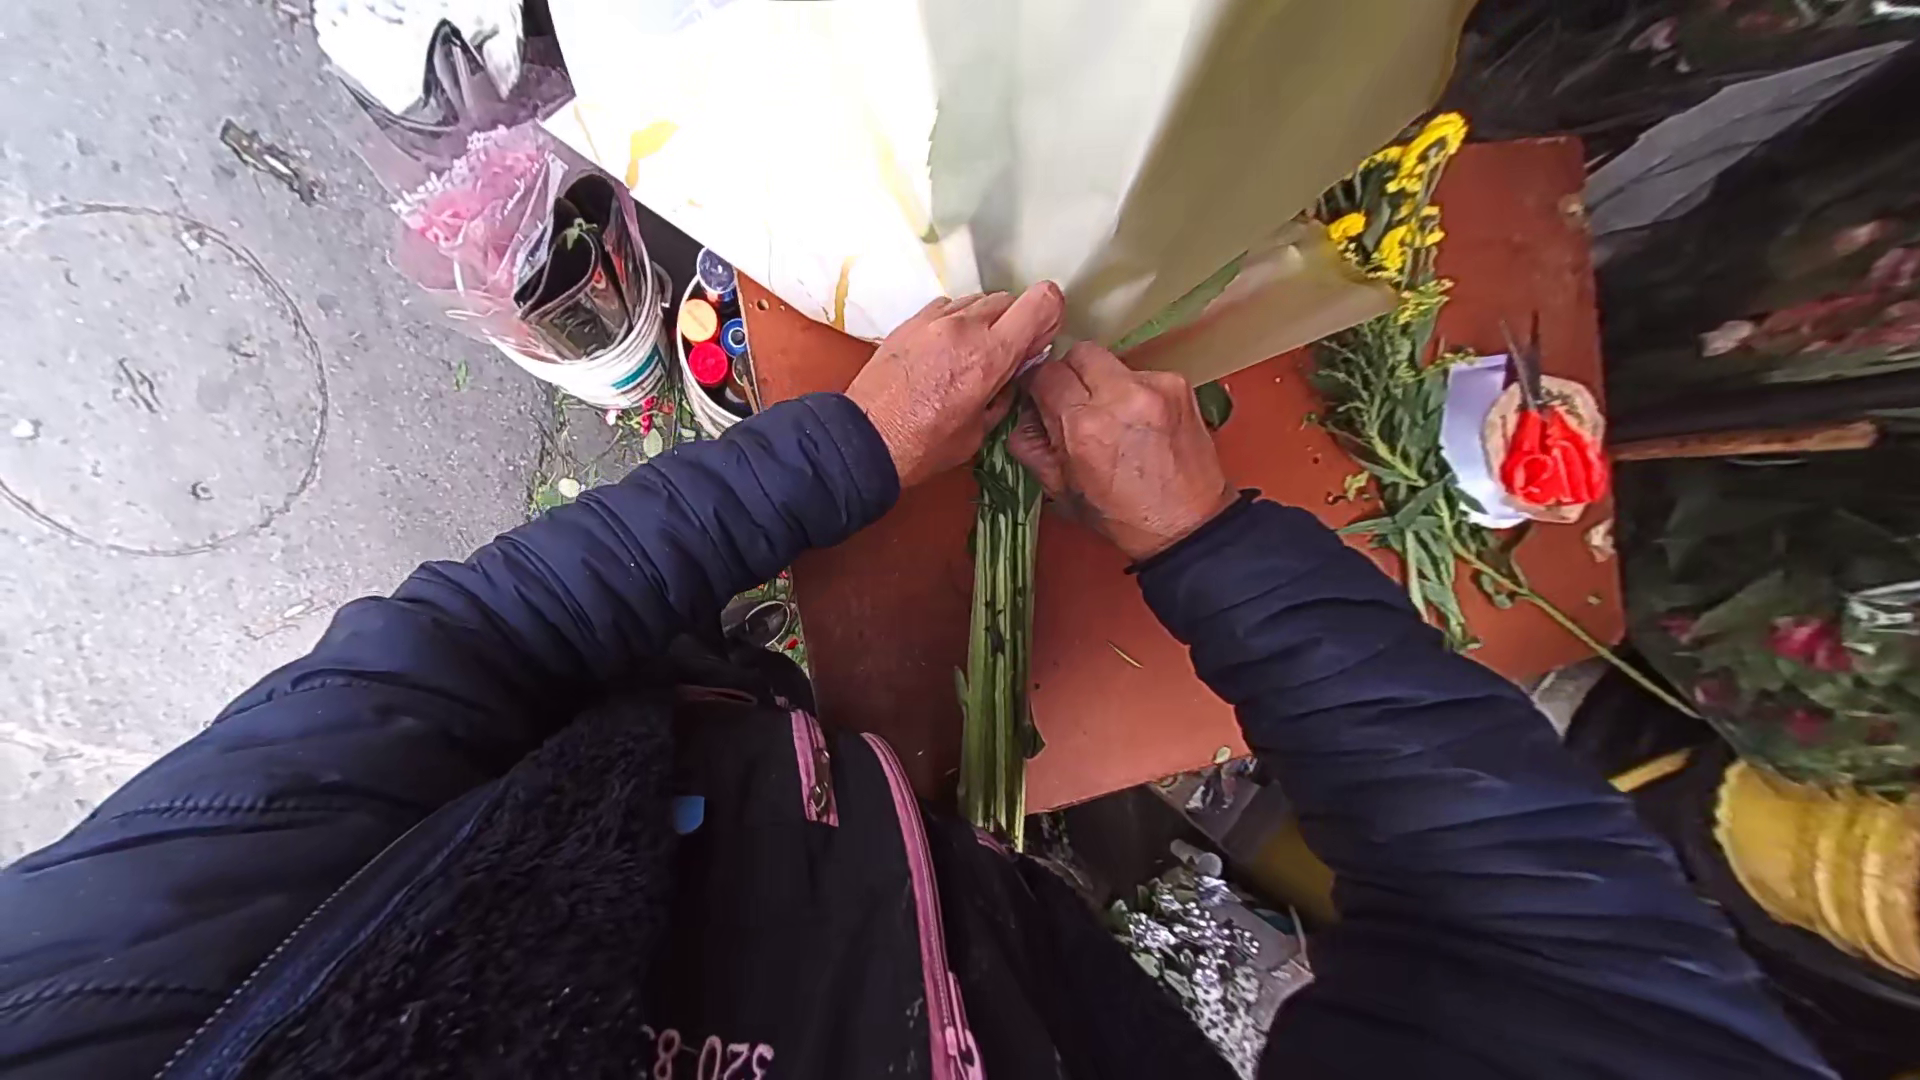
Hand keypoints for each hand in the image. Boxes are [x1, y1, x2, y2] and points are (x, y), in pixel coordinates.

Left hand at [846, 283, 1063, 488]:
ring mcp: (934, 319)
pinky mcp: (911, 321)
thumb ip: (1004, 394)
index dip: (1049, 317)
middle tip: (1007, 356)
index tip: (1038, 342)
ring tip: (974, 355)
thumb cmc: (924, 445)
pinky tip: (948, 350)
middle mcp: (965, 326)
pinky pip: (949, 308)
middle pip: (1010, 299)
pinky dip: (958, 322)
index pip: (1041, 301)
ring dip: (986, 321)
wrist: (865, 439)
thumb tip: (1015, 373)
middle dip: (1017, 323)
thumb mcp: (979, 432)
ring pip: (978, 300)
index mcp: (990, 355)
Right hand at [1010, 342, 1235, 561]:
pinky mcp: (1178, 384)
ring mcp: (1153, 386)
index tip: (1043, 399)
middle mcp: (1119, 396)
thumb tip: (1023, 413)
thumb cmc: (1121, 515)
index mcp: (1083, 426)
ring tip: (1110, 416)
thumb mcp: (1059, 490)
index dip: (1039, 386)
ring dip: (1101, 382)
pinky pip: (1140, 373)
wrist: (1187, 523)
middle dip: (1070, 374)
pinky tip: (1137, 421)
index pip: (1045, 373)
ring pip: (1110, 360)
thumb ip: (1030, 445)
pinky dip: (1131, 391)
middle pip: (1078, 353)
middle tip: (1074, 403)